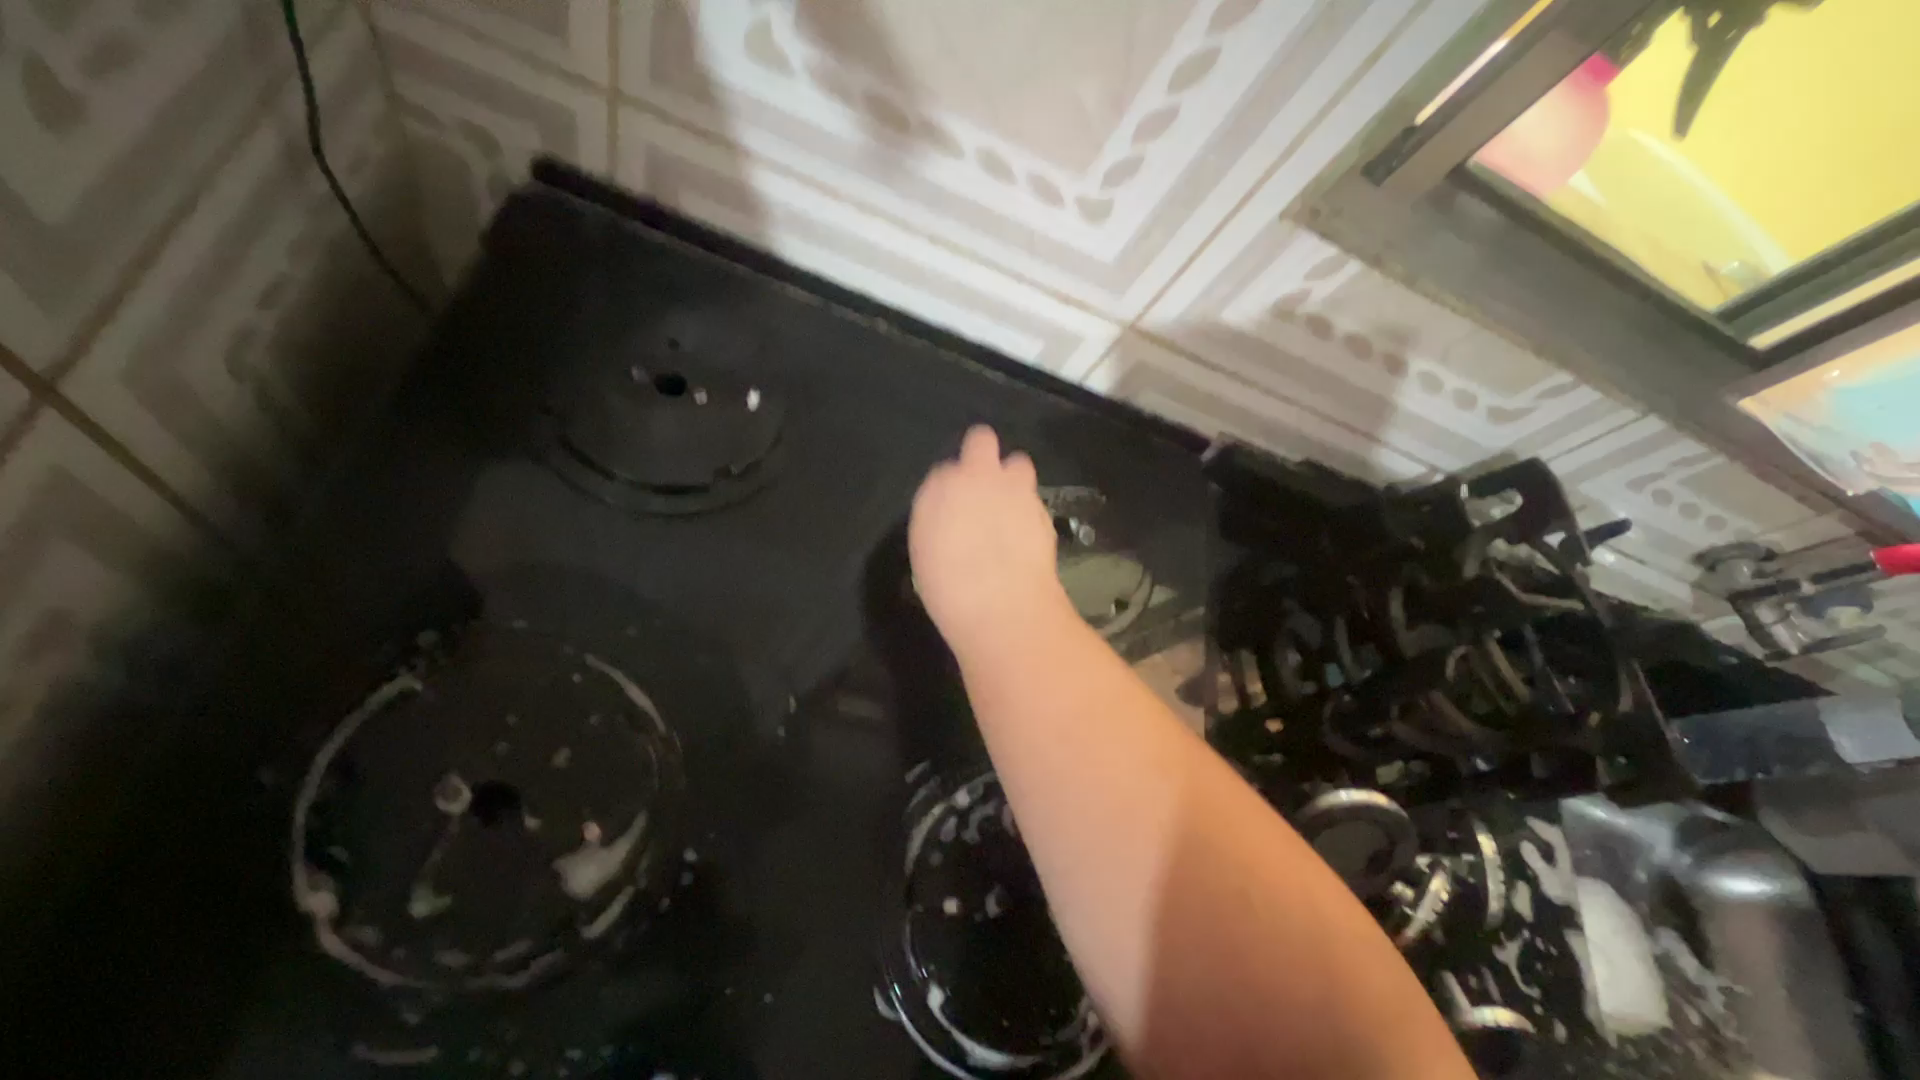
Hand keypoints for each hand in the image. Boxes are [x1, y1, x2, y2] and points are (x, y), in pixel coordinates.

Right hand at [909, 426, 1069, 646]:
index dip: (952, 484)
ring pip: (1017, 463)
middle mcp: (977, 476)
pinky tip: (1026, 537)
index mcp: (939, 487)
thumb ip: (939, 519)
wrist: (1001, 603)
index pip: (945, 469)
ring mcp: (1014, 488)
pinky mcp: (1043, 507)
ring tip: (1011, 507)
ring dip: (1013, 478)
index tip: (953, 503)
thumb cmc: (948, 588)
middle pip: (981, 440)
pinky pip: (1034, 498)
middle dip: (983, 454)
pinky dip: (1030, 509)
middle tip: (984, 484)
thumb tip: (953, 515)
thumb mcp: (927, 552)